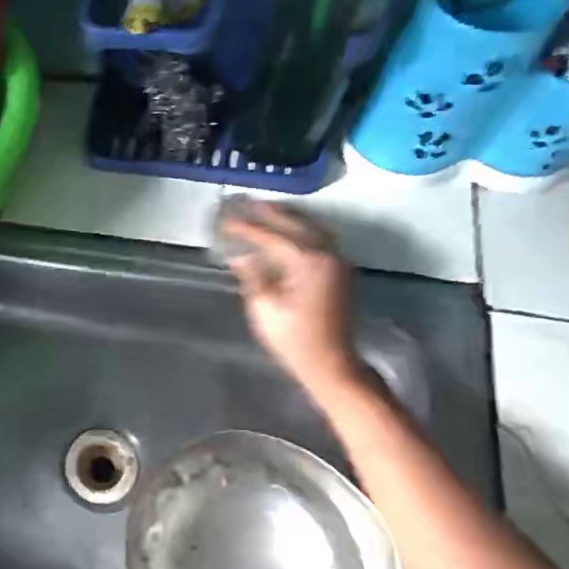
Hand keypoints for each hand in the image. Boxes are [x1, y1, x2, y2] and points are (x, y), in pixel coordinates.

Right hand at [219, 201, 366, 392]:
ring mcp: (339, 263)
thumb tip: (241, 256)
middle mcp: (327, 254)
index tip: (226, 222)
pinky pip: (323, 242)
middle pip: (298, 224)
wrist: (332, 363)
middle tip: (252, 205)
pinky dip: (305, 233)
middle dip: (274, 214)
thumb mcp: (264, 308)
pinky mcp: (342, 274)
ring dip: (293, 220)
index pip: (272, 236)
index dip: (247, 228)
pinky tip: (292, 237)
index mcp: (307, 261)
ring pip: (314, 230)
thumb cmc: (294, 339)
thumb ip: (253, 276)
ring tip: (271, 214)